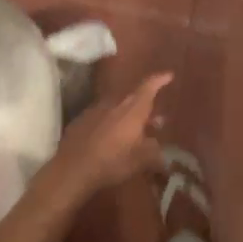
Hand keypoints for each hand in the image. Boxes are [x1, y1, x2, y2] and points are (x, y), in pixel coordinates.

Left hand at [46, 72, 172, 200]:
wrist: (73, 166)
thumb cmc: (112, 162)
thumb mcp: (140, 161)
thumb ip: (153, 151)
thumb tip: (157, 146)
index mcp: (132, 110)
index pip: (148, 88)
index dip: (159, 80)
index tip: (168, 75)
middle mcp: (115, 104)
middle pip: (133, 98)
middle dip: (146, 106)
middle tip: (156, 118)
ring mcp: (96, 109)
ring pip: (118, 107)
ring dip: (129, 115)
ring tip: (136, 130)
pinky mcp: (82, 118)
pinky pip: (103, 115)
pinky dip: (112, 121)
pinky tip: (112, 137)